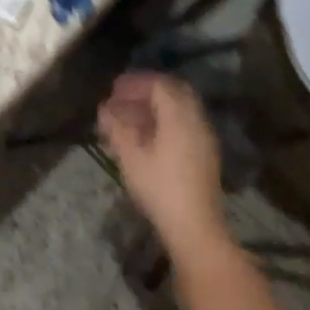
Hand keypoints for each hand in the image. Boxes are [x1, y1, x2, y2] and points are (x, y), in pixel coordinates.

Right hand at [97, 72, 227, 250]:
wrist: (195, 226)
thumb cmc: (159, 188)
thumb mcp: (130, 156)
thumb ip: (117, 127)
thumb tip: (105, 109)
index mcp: (179, 118)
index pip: (159, 85)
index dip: (135, 83)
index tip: (113, 89)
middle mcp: (196, 121)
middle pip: (174, 92)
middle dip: (147, 90)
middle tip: (123, 98)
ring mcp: (204, 138)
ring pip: (180, 109)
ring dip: (155, 106)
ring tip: (129, 118)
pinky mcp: (204, 153)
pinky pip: (184, 124)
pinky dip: (165, 120)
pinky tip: (146, 136)